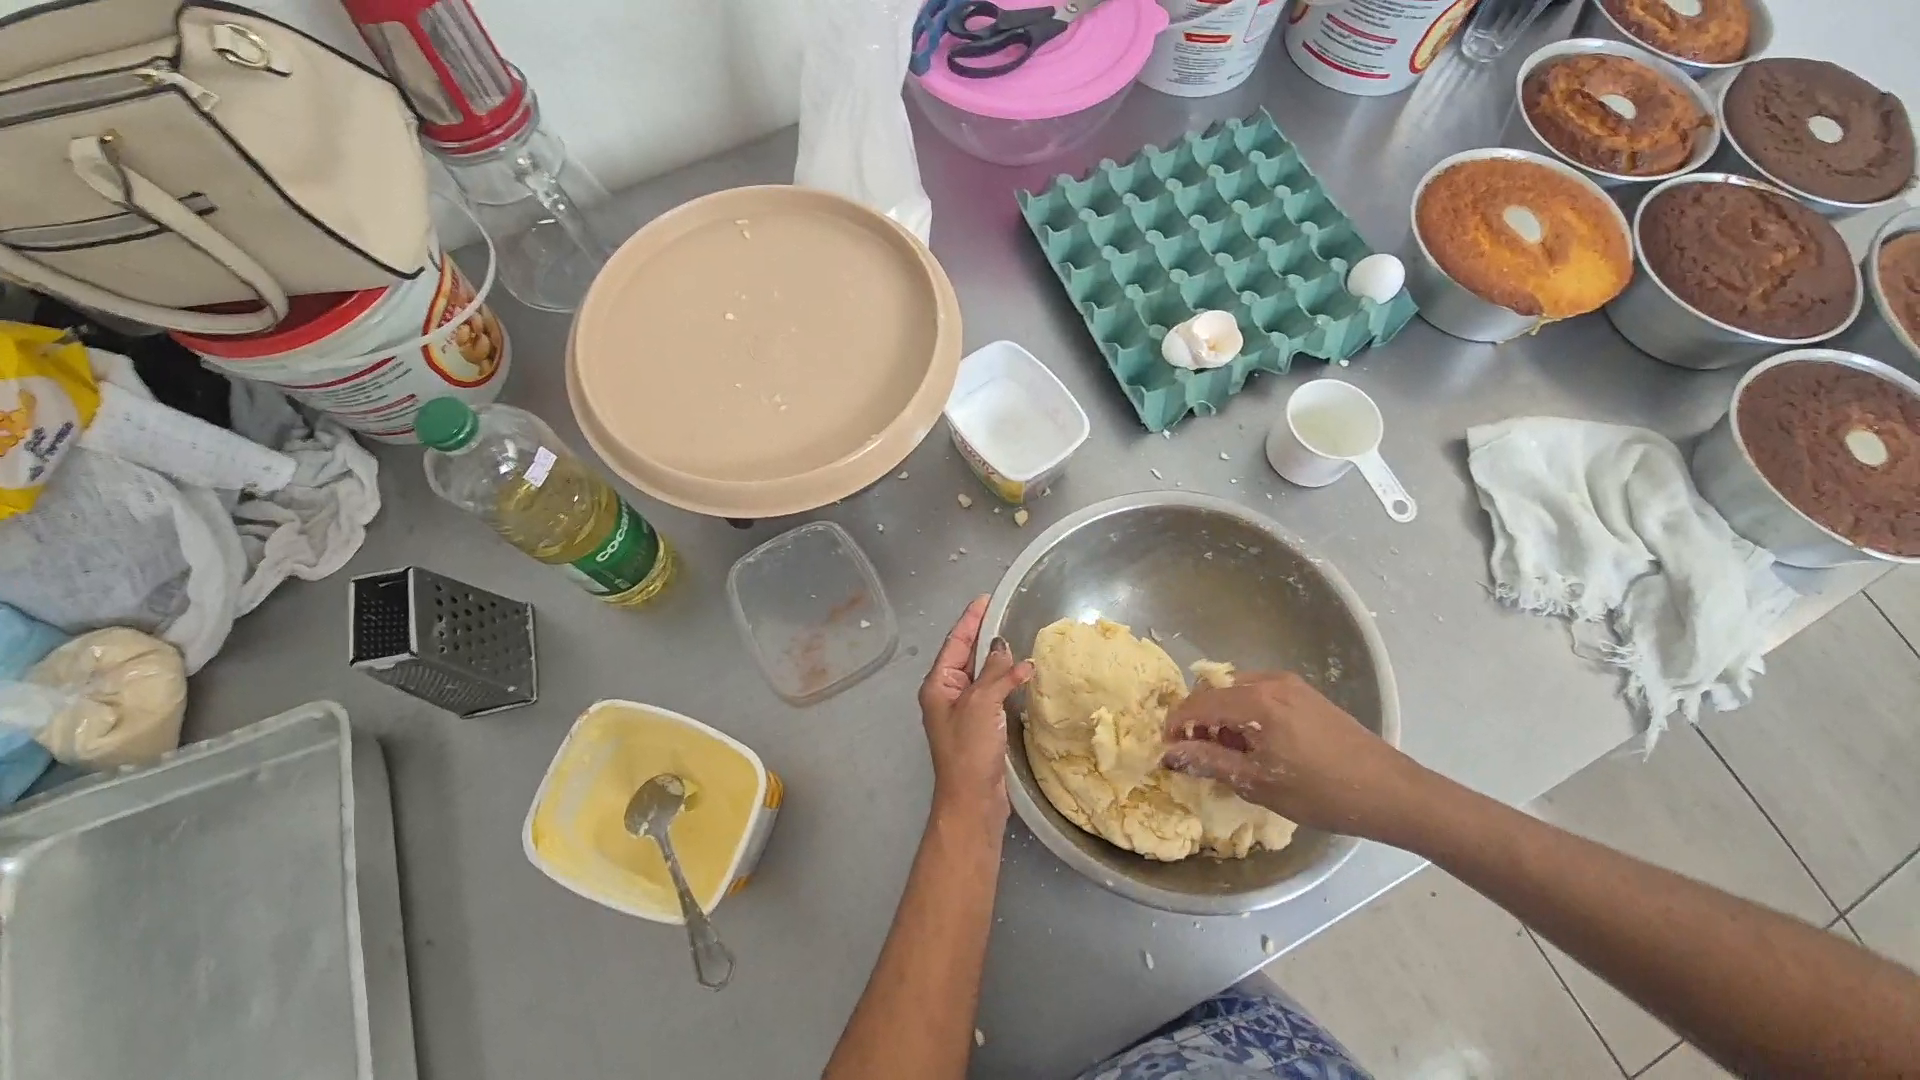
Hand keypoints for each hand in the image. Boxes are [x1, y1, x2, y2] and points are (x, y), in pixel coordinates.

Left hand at [918, 595, 1033, 828]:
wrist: (972, 800)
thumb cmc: (969, 750)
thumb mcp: (980, 704)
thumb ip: (994, 673)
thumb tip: (1006, 648)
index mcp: (938, 685)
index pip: (955, 642)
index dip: (971, 619)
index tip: (986, 598)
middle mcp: (947, 694)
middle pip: (966, 656)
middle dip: (984, 635)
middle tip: (1006, 611)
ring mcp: (964, 711)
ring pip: (982, 675)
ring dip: (998, 658)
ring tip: (1017, 636)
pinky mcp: (981, 727)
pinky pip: (993, 693)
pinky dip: (1007, 681)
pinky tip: (1025, 674)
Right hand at [1160, 672, 1423, 839]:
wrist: (1390, 792)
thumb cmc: (1321, 793)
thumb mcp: (1257, 783)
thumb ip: (1208, 761)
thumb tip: (1170, 753)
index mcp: (1256, 701)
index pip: (1197, 702)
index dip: (1176, 725)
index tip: (1168, 751)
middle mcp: (1270, 682)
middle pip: (1215, 692)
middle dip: (1198, 721)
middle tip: (1197, 755)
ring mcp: (1291, 685)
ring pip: (1237, 693)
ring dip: (1222, 718)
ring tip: (1228, 755)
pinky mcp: (1307, 694)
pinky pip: (1260, 696)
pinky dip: (1246, 715)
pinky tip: (1256, 746)